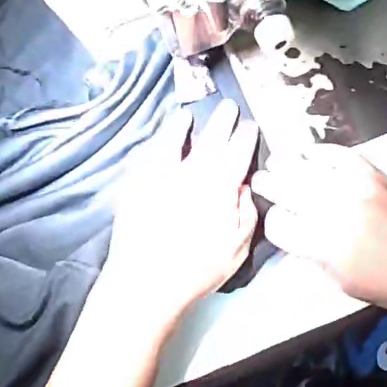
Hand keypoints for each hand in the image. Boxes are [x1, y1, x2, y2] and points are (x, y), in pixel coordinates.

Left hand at [103, 99, 260, 320]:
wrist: (145, 279)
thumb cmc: (197, 268)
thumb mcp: (237, 248)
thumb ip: (246, 213)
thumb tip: (244, 188)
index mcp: (220, 184)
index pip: (238, 151)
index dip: (246, 135)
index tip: (250, 126)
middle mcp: (192, 171)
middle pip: (210, 137)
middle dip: (222, 119)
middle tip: (228, 106)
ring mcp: (160, 173)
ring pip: (174, 138)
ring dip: (183, 124)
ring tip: (187, 115)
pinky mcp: (135, 182)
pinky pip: (148, 153)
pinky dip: (157, 142)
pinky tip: (158, 140)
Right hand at [252, 146, 386, 316]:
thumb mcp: (343, 283)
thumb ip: (313, 255)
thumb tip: (293, 230)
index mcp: (328, 246)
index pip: (278, 223)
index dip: (273, 223)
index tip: (279, 224)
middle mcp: (337, 211)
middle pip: (283, 186)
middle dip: (268, 185)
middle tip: (262, 184)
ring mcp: (354, 186)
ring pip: (302, 163)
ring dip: (286, 165)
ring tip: (279, 168)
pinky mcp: (370, 172)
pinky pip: (332, 152)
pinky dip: (316, 153)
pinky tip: (309, 158)